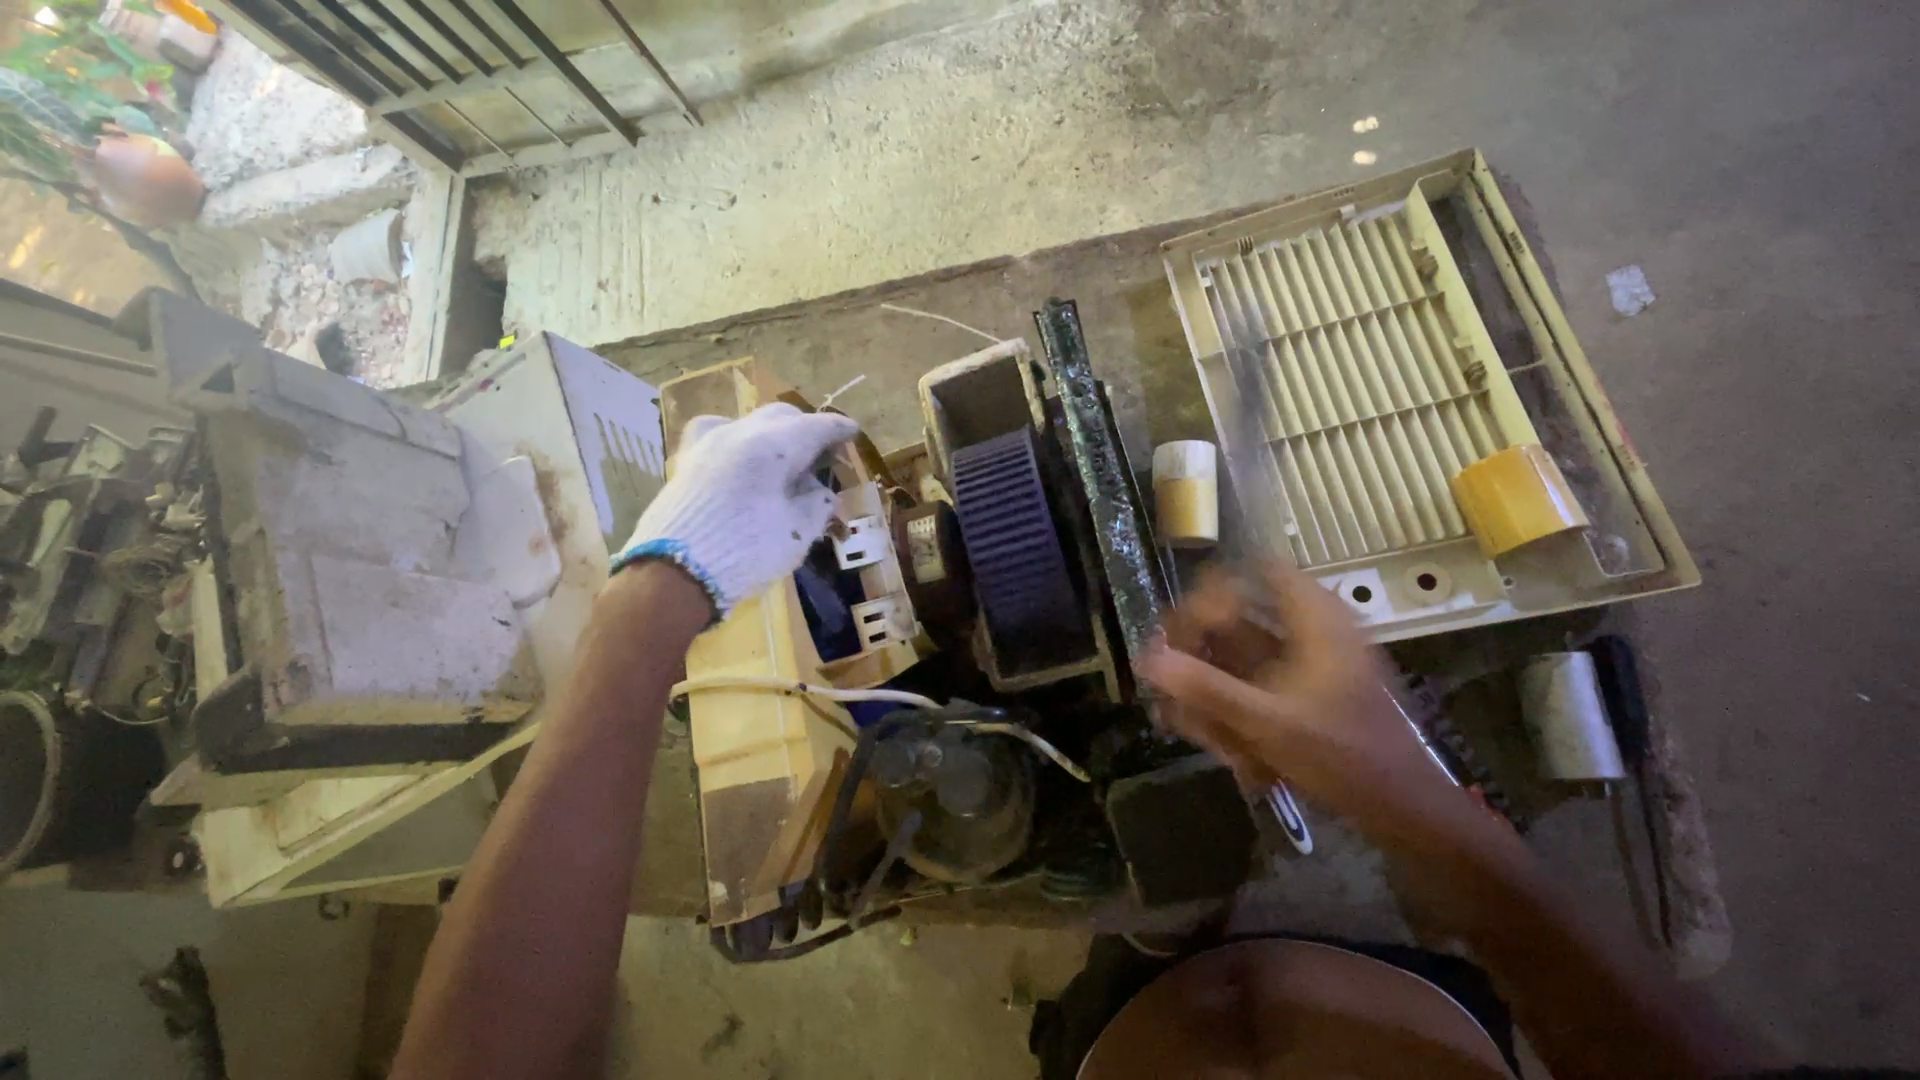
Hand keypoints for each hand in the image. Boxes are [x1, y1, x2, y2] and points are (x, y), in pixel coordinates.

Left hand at [614, 403, 859, 618]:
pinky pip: (718, 435)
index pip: (816, 426)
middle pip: (782, 417)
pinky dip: (738, 440)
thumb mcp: (797, 533)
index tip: (853, 432)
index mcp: (773, 445)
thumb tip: (820, 492)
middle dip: (806, 430)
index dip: (838, 429)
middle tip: (822, 455)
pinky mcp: (687, 461)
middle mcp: (740, 432)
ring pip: (750, 422)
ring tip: (785, 460)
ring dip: (774, 434)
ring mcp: (708, 443)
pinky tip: (740, 458)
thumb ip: (816, 504)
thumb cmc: (746, 553)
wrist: (674, 575)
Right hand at [1138, 561, 1450, 818]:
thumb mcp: (1269, 722)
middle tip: (1169, 683)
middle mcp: (1310, 626)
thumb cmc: (1345, 757)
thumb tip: (1147, 658)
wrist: (1403, 807)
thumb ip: (1206, 688)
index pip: (1254, 570)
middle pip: (1236, 612)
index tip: (1184, 633)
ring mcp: (1308, 658)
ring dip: (1209, 681)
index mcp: (1315, 616)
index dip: (1212, 593)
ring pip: (1239, 650)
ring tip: (1184, 721)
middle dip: (1198, 649)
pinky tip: (1213, 739)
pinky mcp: (1305, 686)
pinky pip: (1253, 679)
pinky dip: (1229, 700)